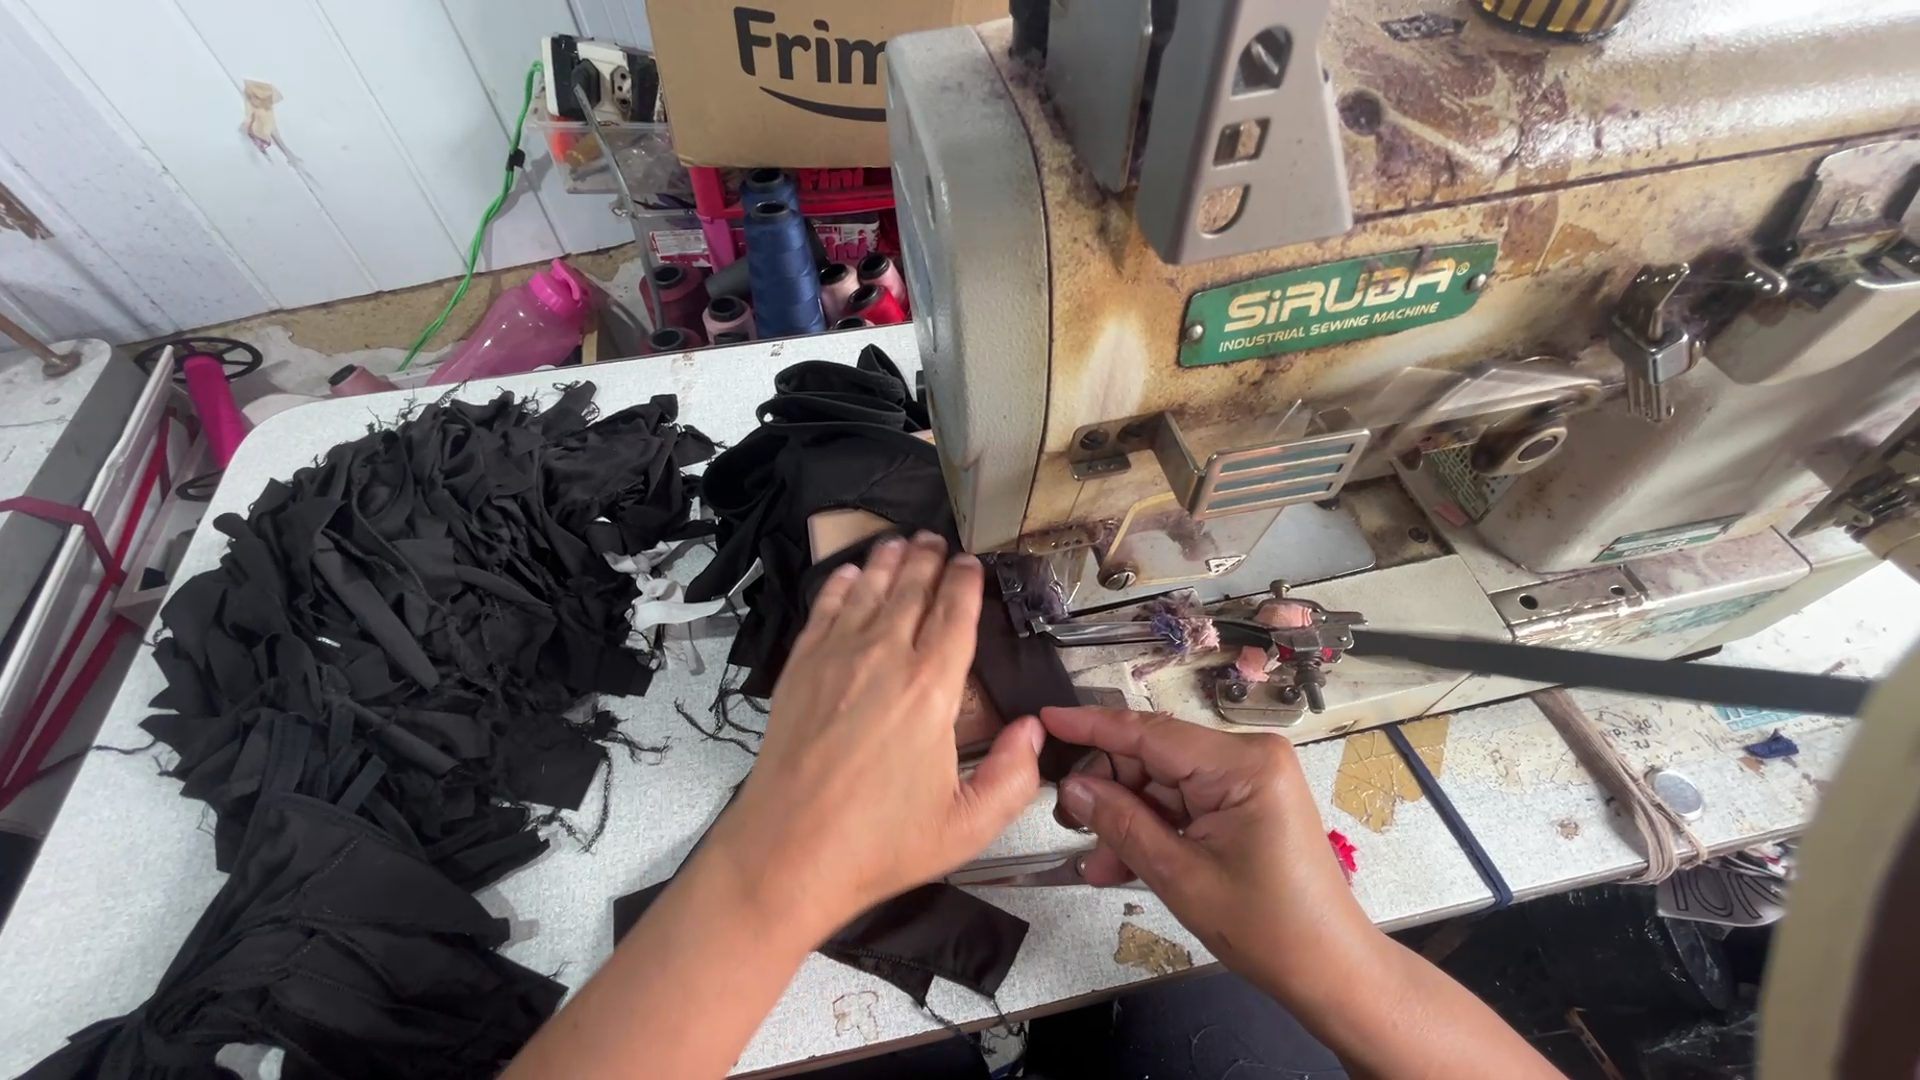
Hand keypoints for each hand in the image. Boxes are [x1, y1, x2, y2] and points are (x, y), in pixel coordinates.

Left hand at [708, 533, 1044, 937]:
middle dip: (928, 558)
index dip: (966, 581)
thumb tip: (1034, 731)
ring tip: (900, 542)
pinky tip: (847, 574)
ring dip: (888, 560)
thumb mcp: (966, 826)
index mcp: (932, 689)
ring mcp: (837, 657)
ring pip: (868, 588)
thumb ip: (1014, 777)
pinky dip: (839, 584)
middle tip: (936, 539)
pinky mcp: (800, 667)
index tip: (972, 563)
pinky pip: (824, 608)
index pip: (956, 613)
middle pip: (912, 588)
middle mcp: (885, 657)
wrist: (787, 853)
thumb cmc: (878, 843)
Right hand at [1042, 707, 1382, 1010]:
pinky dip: (1153, 828)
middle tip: (1067, 821)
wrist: (1331, 972)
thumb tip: (1072, 787)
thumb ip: (1121, 823)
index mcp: (1242, 764)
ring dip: (1127, 818)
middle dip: (1109, 790)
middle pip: (1153, 757)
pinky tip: (1121, 861)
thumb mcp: (1179, 876)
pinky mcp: (1243, 797)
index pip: (1151, 733)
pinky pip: (1182, 801)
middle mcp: (1247, 756)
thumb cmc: (1268, 929)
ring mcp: (1247, 776)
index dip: (1092, 725)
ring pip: (1161, 782)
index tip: (1048, 717)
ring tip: (1097, 860)